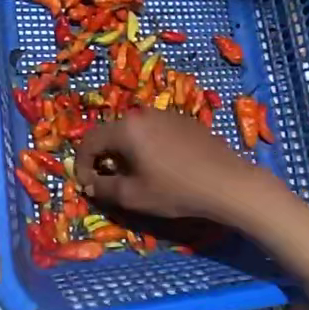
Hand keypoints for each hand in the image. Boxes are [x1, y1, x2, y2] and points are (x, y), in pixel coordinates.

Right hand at [75, 109, 281, 222]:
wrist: (227, 183)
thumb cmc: (175, 190)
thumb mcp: (133, 196)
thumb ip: (102, 188)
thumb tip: (89, 183)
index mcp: (126, 128)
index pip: (89, 141)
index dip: (81, 164)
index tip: (86, 185)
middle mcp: (144, 114)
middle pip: (112, 133)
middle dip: (104, 157)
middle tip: (108, 181)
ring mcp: (167, 115)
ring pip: (135, 132)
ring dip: (127, 152)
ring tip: (135, 175)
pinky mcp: (185, 121)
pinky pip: (155, 131)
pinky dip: (148, 147)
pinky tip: (162, 167)